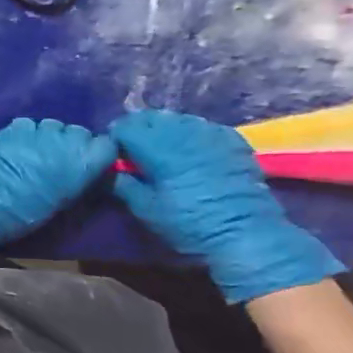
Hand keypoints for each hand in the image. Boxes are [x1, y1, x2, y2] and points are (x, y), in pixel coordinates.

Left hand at [0, 118, 116, 251]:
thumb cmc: (30, 211)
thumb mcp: (67, 198)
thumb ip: (82, 177)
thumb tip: (91, 170)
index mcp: (85, 161)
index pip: (106, 144)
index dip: (95, 152)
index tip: (86, 161)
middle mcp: (67, 140)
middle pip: (78, 132)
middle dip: (70, 143)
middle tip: (57, 159)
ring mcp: (40, 130)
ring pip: (52, 126)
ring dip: (47, 137)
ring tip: (35, 152)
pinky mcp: (16, 127)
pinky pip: (28, 125)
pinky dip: (25, 134)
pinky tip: (17, 147)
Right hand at [109, 109, 343, 302]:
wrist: (246, 235)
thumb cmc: (188, 224)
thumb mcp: (144, 208)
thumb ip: (120, 182)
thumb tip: (106, 167)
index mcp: (160, 149)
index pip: (125, 126)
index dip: (115, 138)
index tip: (115, 155)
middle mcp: (185, 134)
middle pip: (150, 116)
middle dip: (137, 130)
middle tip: (134, 152)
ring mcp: (212, 134)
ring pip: (177, 118)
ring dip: (163, 130)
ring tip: (161, 151)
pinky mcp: (233, 140)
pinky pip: (202, 126)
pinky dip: (189, 133)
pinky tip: (190, 151)